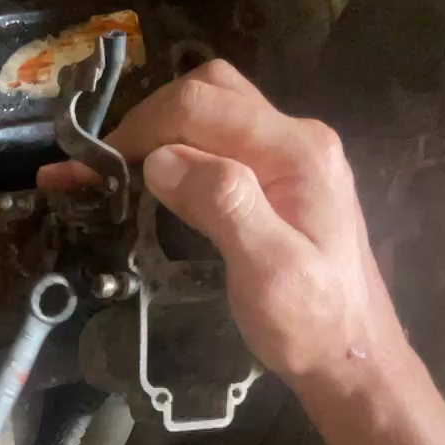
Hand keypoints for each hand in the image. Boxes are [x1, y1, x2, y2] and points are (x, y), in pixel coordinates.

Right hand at [40, 60, 410, 394]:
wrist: (349, 352)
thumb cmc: (308, 320)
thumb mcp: (266, 268)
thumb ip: (221, 203)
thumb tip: (159, 159)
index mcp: (294, 151)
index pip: (201, 106)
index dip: (139, 130)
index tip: (94, 171)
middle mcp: (293, 138)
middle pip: (208, 92)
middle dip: (144, 122)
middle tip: (99, 170)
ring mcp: (287, 157)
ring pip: (212, 110)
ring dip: (158, 130)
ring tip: (114, 171)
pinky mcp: (276, 179)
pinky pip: (218, 143)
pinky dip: (174, 150)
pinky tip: (150, 179)